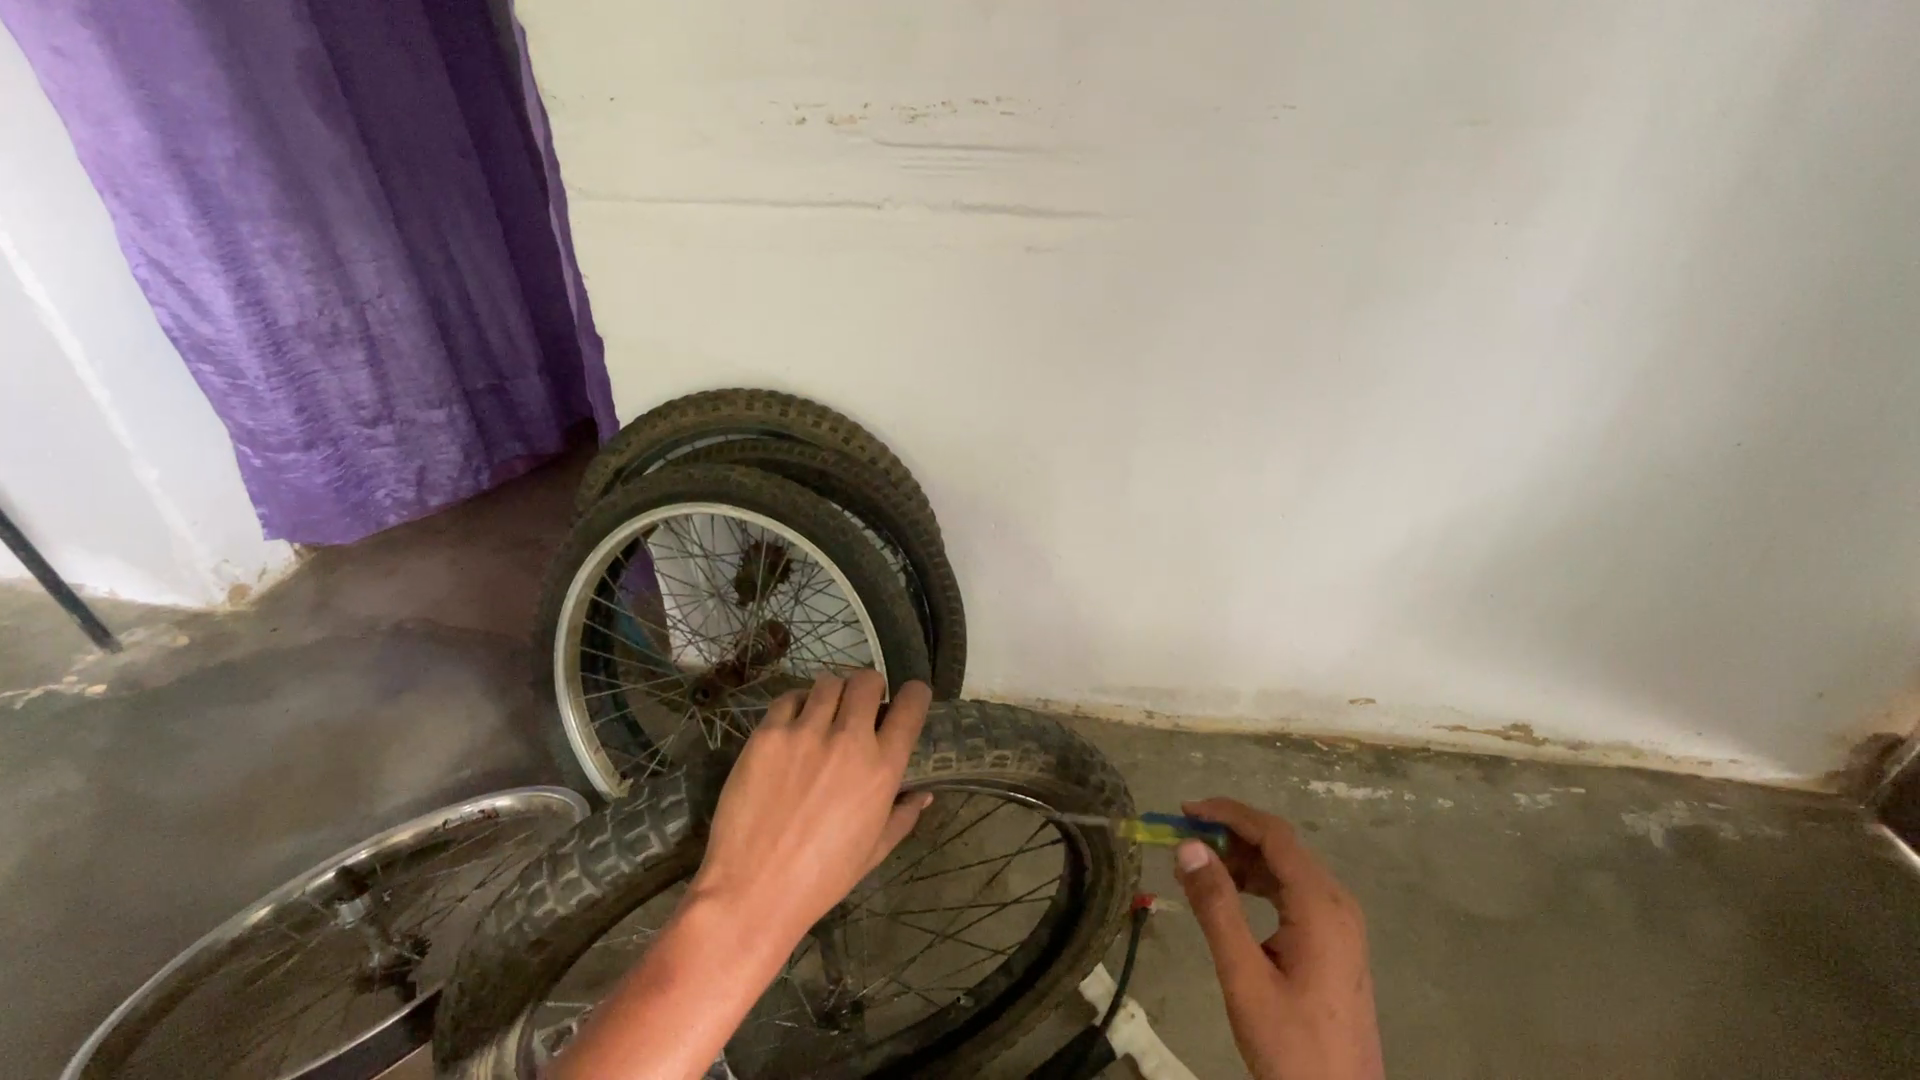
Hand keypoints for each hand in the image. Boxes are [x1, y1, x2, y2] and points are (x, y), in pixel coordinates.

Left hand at [689, 671, 932, 944]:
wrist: (754, 889)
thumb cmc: (822, 878)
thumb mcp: (874, 851)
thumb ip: (903, 817)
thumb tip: (923, 794)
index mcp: (882, 769)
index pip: (910, 707)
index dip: (915, 693)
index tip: (909, 696)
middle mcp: (849, 740)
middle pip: (867, 681)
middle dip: (869, 687)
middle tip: (861, 703)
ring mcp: (805, 733)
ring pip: (828, 683)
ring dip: (834, 692)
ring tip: (826, 711)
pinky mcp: (767, 734)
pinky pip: (788, 698)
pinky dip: (797, 703)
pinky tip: (794, 722)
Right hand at [1173, 797, 1383, 1079]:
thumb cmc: (1291, 1042)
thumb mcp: (1244, 976)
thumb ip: (1216, 908)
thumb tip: (1189, 846)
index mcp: (1321, 905)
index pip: (1274, 834)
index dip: (1228, 813)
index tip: (1185, 811)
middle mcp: (1337, 903)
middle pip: (1281, 846)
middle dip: (1231, 833)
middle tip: (1183, 839)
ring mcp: (1340, 923)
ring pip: (1287, 868)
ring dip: (1242, 859)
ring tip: (1196, 867)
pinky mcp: (1335, 942)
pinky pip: (1294, 892)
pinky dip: (1258, 883)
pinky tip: (1229, 895)